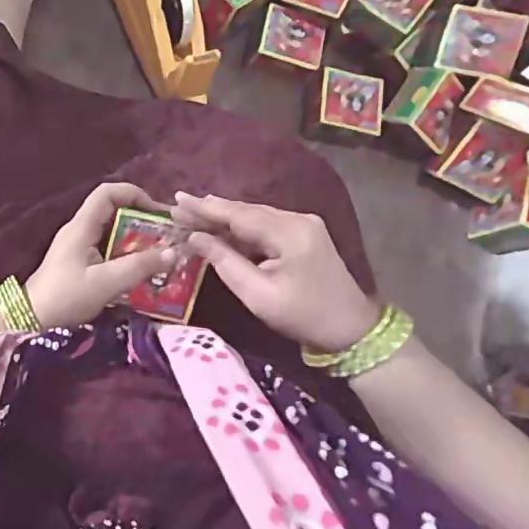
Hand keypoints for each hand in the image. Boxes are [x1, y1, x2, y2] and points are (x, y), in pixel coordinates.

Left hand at [26, 183, 181, 327]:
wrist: (30, 319)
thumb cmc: (65, 297)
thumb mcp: (105, 283)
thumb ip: (139, 267)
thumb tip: (172, 253)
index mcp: (81, 227)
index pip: (107, 193)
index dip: (134, 194)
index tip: (157, 212)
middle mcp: (79, 231)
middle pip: (113, 212)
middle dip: (141, 221)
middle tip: (165, 238)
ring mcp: (77, 247)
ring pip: (111, 233)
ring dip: (135, 242)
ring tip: (159, 257)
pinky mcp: (77, 264)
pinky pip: (106, 251)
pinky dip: (124, 257)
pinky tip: (139, 273)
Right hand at [170, 192, 378, 351]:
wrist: (351, 328)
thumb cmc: (302, 315)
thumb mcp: (257, 294)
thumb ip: (225, 262)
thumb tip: (196, 238)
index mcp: (289, 233)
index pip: (238, 215)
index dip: (205, 208)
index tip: (177, 199)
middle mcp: (298, 219)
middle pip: (246, 211)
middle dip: (211, 210)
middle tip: (178, 207)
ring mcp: (303, 225)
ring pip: (255, 216)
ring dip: (224, 217)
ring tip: (192, 214)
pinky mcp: (304, 234)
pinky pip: (265, 225)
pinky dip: (240, 227)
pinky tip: (221, 227)